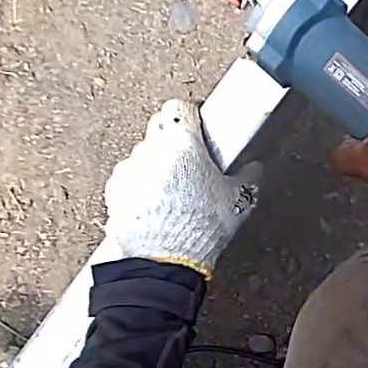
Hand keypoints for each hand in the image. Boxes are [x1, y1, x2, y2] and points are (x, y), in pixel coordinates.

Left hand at [104, 100, 261, 276]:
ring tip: (173, 192)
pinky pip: (128, 180)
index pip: (179, 106)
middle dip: (173, 141)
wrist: (163, 261)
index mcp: (181, 141)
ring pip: (142, 155)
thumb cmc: (198, 228)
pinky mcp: (114, 192)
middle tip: (190, 163)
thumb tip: (253, 170)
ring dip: (155, 166)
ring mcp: (128, 170)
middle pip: (159, 129)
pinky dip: (139, 188)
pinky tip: (156, 208)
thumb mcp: (238, 201)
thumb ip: (248, 178)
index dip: (190, 115)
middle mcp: (150, 149)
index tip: (198, 126)